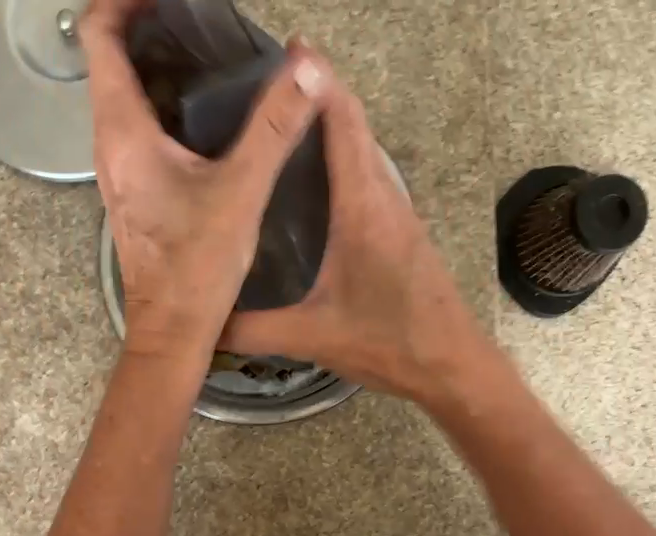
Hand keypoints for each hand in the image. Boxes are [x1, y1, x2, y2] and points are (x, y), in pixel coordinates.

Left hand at [82, 0, 326, 354]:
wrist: (171, 330)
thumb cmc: (195, 269)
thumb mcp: (242, 192)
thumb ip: (275, 127)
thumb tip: (306, 70)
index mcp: (124, 133)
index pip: (98, 36)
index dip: (125, 0)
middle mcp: (109, 146)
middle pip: (108, 59)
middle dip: (146, 25)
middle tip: (194, 17)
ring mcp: (118, 170)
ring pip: (121, 95)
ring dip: (153, 64)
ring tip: (203, 52)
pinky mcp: (133, 191)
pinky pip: (135, 127)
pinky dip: (159, 103)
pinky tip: (202, 113)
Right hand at [219, 65, 497, 403]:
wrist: (453, 365)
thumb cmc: (390, 343)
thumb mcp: (312, 337)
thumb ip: (252, 330)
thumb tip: (202, 325)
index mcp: (363, 208)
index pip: (344, 123)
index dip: (320, 80)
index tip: (292, 49)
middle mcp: (384, 199)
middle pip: (355, 128)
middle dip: (319, 96)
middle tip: (272, 86)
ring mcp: (398, 216)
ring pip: (364, 154)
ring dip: (333, 129)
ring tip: (287, 126)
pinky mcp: (402, 235)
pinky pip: (370, 180)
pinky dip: (344, 162)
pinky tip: (316, 186)